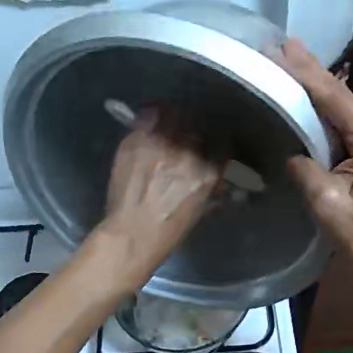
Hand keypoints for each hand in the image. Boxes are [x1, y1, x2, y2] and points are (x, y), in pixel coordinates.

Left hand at [92, 111, 220, 288]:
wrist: (130, 235)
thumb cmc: (166, 232)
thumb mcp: (198, 212)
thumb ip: (211, 190)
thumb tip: (219, 183)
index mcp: (207, 174)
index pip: (222, 147)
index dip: (217, 146)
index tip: (211, 148)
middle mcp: (186, 154)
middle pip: (197, 130)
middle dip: (194, 135)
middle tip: (185, 141)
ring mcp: (159, 145)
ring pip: (174, 117)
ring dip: (173, 121)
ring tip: (168, 126)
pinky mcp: (136, 141)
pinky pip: (148, 116)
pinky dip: (151, 116)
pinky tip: (151, 120)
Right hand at [276, 39, 352, 271]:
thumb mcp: (328, 205)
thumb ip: (306, 170)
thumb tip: (291, 150)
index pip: (336, 100)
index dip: (307, 74)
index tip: (283, 47)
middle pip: (341, 95)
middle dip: (309, 71)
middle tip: (279, 46)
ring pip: (341, 104)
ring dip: (313, 85)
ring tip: (284, 63)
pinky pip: (343, 119)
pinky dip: (321, 105)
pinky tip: (302, 92)